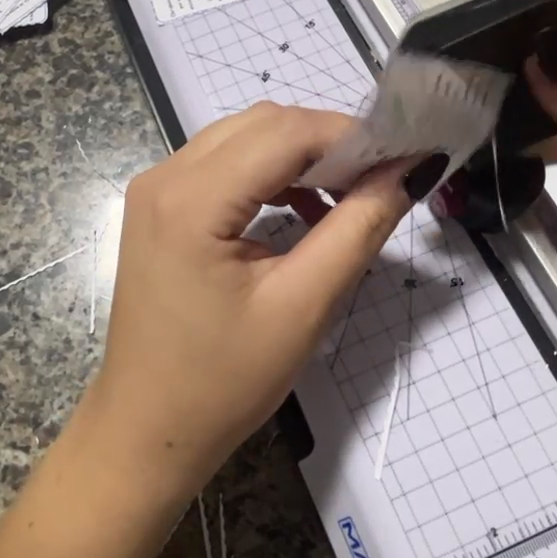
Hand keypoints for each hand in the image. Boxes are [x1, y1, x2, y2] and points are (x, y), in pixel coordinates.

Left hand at [79, 104, 424, 498]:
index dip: (351, 135)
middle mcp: (164, 176)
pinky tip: (304, 211)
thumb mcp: (303, 306)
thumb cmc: (223, 382)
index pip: (285, 131)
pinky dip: (270, 174)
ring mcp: (155, 190)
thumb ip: (359, 227)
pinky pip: (223, 166)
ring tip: (349, 196)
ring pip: (243, 139)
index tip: (405, 156)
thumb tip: (408, 170)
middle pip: (261, 125)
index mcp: (190, 199)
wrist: (148, 432)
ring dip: (300, 156)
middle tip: (381, 178)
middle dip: (327, 142)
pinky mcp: (159, 208)